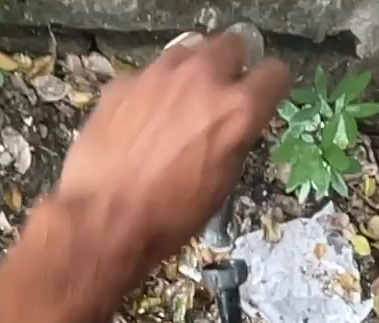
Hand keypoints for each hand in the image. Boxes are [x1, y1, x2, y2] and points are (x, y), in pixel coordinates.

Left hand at [54, 33, 289, 277]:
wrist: (105, 219)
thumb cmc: (167, 220)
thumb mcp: (218, 189)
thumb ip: (232, 144)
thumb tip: (231, 130)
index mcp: (236, 112)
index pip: (273, 74)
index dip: (269, 88)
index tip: (261, 98)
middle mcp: (202, 79)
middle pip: (231, 46)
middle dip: (230, 69)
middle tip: (217, 101)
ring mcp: (159, 74)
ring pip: (189, 53)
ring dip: (191, 75)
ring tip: (177, 112)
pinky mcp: (124, 81)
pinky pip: (149, 75)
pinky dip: (152, 93)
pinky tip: (140, 126)